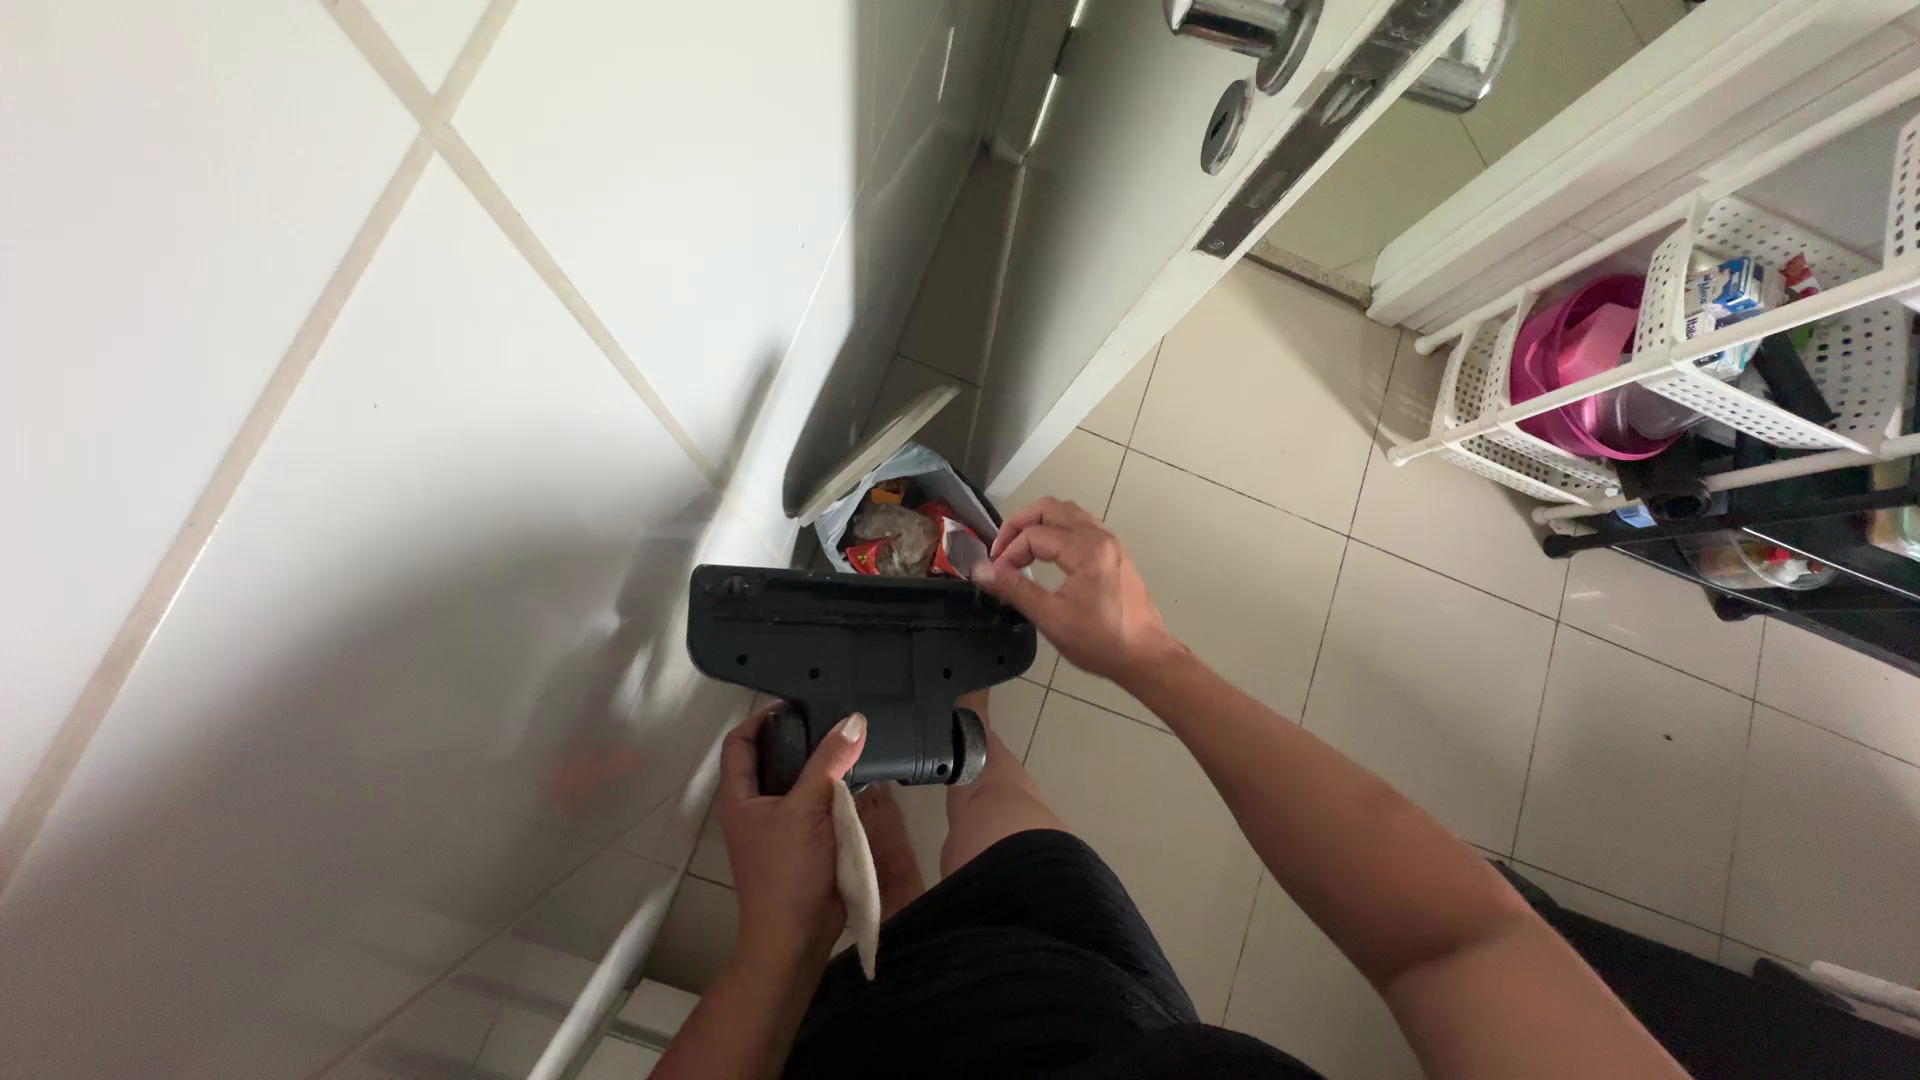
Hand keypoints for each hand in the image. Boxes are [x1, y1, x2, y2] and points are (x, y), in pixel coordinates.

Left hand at [716, 703, 867, 967]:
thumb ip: (830, 762)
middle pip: (772, 757)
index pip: (739, 742)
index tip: (795, 702)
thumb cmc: (787, 872)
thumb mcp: (807, 810)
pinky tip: (859, 775)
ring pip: (799, 780)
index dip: (761, 717)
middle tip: (832, 716)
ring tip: (849, 738)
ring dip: (821, 763)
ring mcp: (781, 825)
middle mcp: (757, 807)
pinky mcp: (806, 840)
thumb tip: (854, 721)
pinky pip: (819, 803)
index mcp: (740, 797)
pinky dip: (835, 788)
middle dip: (799, 736)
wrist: (796, 939)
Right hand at [972, 497, 1184, 683]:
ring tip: (1020, 550)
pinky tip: (1047, 554)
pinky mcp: (1116, 554)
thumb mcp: (1051, 618)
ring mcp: (1111, 543)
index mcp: (1086, 550)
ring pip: (1069, 513)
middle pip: (1051, 508)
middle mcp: (1101, 537)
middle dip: (1020, 524)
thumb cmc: (1099, 642)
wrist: (1146, 657)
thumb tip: (981, 569)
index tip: (997, 575)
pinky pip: (1082, 526)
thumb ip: (1014, 589)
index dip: (1009, 552)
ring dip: (1040, 524)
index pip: (1034, 534)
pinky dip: (1058, 530)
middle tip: (1002, 550)